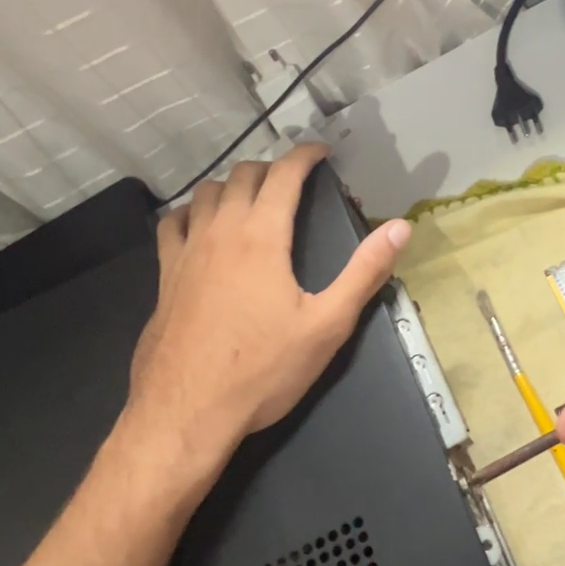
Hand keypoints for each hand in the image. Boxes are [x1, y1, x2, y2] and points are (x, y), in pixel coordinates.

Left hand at [125, 144, 411, 458]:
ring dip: (232, 185)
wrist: (186, 413)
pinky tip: (198, 225)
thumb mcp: (327, 325)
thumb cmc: (263, 370)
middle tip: (294, 180)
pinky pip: (173, 224)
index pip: (284, 174)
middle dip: (271, 168)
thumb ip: (364, 272)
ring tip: (251, 197)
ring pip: (206, 194)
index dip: (305, 155)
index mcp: (262, 235)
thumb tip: (399, 228)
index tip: (322, 152)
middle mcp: (220, 230)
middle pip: (243, 176)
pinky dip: (191, 212)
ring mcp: (186, 251)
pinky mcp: (165, 275)